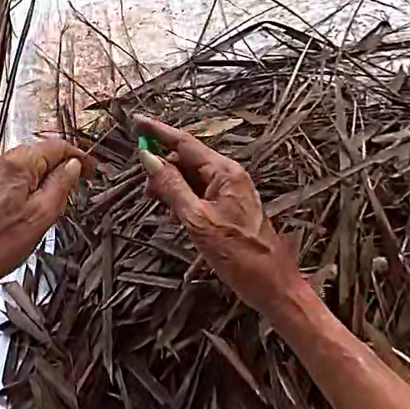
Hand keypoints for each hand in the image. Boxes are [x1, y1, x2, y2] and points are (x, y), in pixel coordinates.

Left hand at [0, 139, 90, 302]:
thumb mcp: (42, 215)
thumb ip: (61, 185)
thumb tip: (74, 166)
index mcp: (19, 163)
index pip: (58, 146)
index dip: (80, 156)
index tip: (93, 168)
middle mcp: (3, 162)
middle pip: (43, 153)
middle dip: (65, 166)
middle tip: (83, 183)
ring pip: (31, 167)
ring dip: (50, 177)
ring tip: (64, 197)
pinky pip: (19, 179)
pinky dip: (34, 186)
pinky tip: (39, 205)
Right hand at [135, 114, 303, 313]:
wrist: (272, 286)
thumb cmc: (240, 256)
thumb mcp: (197, 221)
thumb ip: (171, 187)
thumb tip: (149, 159)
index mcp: (224, 173)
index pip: (184, 142)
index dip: (157, 131)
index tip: (136, 122)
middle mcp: (229, 175)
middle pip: (186, 159)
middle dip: (162, 166)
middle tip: (145, 185)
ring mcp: (230, 190)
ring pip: (191, 177)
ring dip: (171, 185)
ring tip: (159, 204)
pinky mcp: (229, 206)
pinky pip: (199, 192)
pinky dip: (183, 198)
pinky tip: (175, 214)